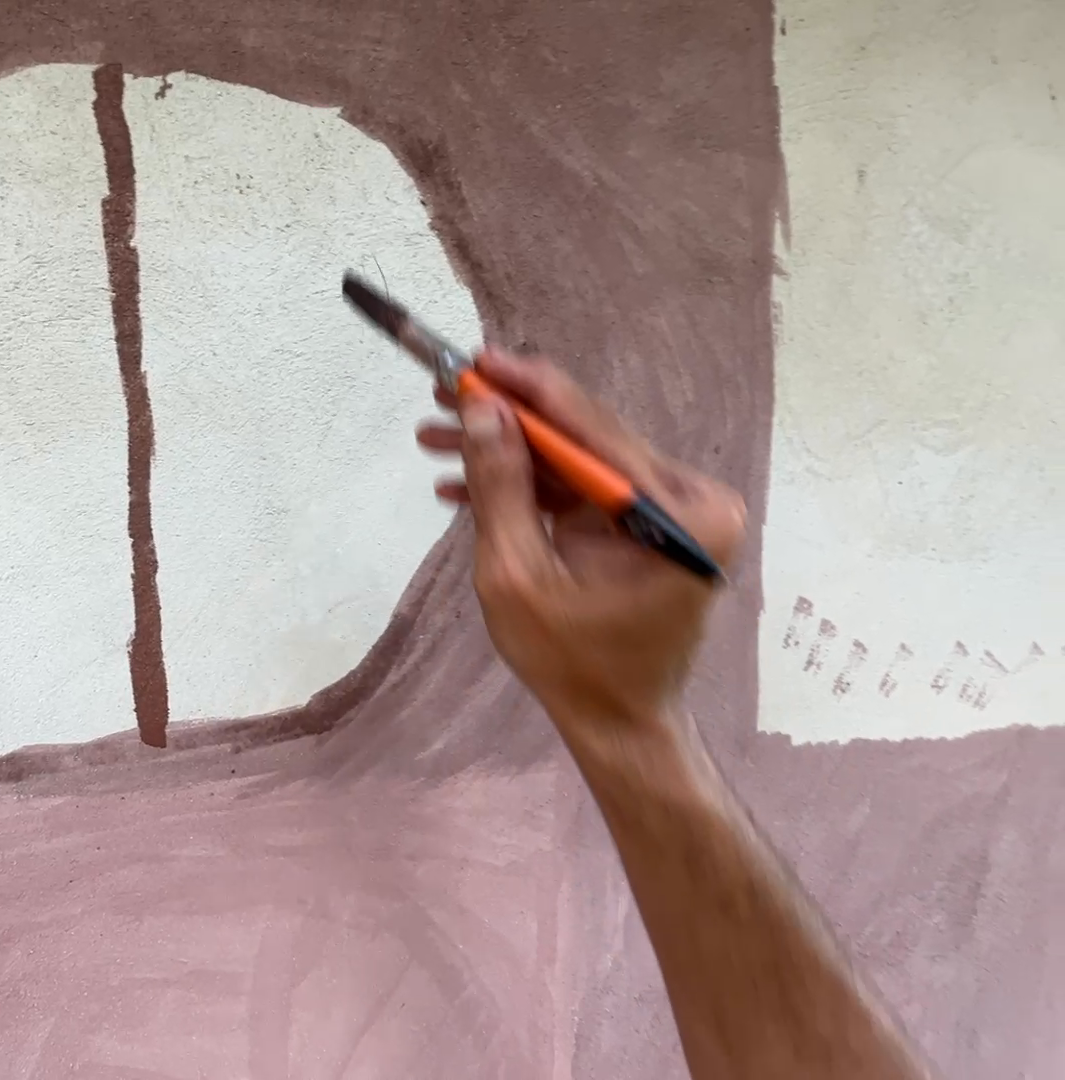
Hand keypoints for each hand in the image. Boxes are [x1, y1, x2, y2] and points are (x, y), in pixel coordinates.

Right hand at [417, 349, 745, 738]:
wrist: (614, 718)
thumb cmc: (568, 659)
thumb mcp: (515, 572)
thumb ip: (500, 487)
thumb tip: (480, 410)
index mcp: (678, 511)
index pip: (589, 428)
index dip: (524, 390)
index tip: (471, 360)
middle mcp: (687, 497)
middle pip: (579, 437)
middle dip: (503, 420)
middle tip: (438, 397)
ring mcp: (664, 511)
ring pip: (569, 460)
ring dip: (502, 452)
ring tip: (432, 441)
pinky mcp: (638, 525)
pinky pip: (572, 490)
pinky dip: (521, 488)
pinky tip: (462, 486)